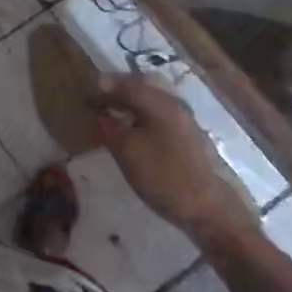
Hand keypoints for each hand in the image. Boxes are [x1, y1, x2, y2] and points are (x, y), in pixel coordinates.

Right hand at [96, 72, 260, 242]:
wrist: (206, 208)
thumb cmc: (162, 175)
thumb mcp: (125, 149)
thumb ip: (109, 124)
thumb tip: (101, 111)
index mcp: (159, 103)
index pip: (126, 83)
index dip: (103, 87)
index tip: (86, 95)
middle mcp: (174, 104)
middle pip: (140, 88)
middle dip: (116, 92)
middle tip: (96, 102)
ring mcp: (184, 120)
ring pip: (150, 102)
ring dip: (129, 104)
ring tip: (110, 115)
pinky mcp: (187, 135)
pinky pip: (157, 114)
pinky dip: (140, 116)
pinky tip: (131, 130)